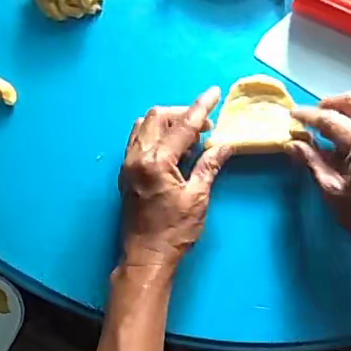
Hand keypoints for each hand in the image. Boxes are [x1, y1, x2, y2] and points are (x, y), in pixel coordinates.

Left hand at [118, 87, 232, 269]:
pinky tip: (172, 150)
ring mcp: (127, 165)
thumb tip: (225, 144)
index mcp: (156, 163)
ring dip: (167, 123)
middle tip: (205, 127)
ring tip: (189, 138)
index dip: (201, 108)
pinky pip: (138, 140)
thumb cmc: (174, 233)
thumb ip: (209, 166)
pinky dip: (155, 135)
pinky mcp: (125, 174)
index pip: (182, 126)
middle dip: (182, 114)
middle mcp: (136, 158)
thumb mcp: (198, 198)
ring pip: (144, 126)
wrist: (146, 257)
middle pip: (157, 117)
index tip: (214, 93)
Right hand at [289, 92, 350, 253]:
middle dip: (331, 103)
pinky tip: (346, 134)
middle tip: (313, 114)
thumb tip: (292, 144)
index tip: (293, 116)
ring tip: (328, 121)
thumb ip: (311, 161)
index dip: (308, 116)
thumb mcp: (331, 189)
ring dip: (347, 107)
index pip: (331, 119)